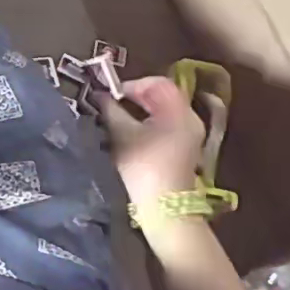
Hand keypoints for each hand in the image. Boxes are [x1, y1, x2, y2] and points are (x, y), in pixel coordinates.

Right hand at [98, 76, 206, 205]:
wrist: (164, 206)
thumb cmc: (142, 167)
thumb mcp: (122, 135)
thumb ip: (110, 111)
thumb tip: (99, 95)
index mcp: (178, 111)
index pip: (157, 83)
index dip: (132, 84)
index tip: (111, 96)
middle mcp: (190, 118)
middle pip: (163, 95)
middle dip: (135, 97)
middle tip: (112, 105)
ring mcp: (190, 134)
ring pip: (164, 110)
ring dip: (141, 110)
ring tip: (119, 119)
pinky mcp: (185, 148)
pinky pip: (167, 124)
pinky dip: (149, 123)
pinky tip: (133, 134)